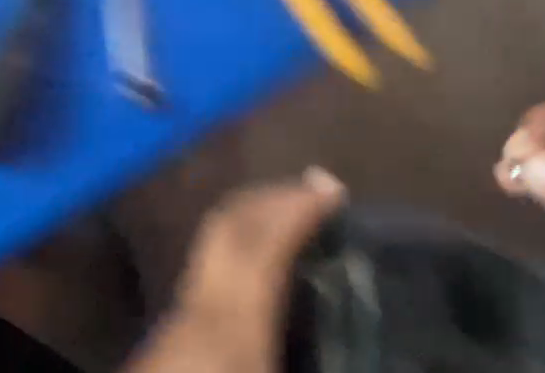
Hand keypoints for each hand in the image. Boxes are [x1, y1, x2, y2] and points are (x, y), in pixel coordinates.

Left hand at [124, 169, 343, 372]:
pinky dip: (241, 248)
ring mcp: (180, 311)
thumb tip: (370, 352)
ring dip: (253, 220)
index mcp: (232, 321)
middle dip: (271, 198)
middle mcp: (200, 301)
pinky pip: (210, 265)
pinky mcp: (174, 330)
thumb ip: (320, 355)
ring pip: (213, 243)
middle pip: (229, 225)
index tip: (331, 188)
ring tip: (295, 217)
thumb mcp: (268, 364)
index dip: (296, 208)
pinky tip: (264, 273)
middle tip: (316, 189)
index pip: (262, 241)